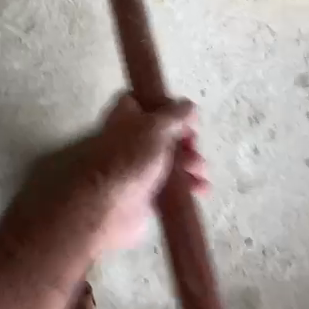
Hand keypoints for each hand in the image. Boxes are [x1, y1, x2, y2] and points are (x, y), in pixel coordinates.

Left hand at [1, 94, 207, 259]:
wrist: (108, 205)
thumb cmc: (129, 158)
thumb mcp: (155, 128)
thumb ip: (174, 116)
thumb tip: (189, 106)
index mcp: (127, 115)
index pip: (149, 103)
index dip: (170, 108)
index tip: (188, 119)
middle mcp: (132, 137)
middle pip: (165, 132)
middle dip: (186, 140)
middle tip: (194, 148)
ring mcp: (139, 166)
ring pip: (172, 159)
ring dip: (191, 163)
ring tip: (199, 172)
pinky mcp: (147, 192)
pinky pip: (173, 185)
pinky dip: (189, 185)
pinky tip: (200, 190)